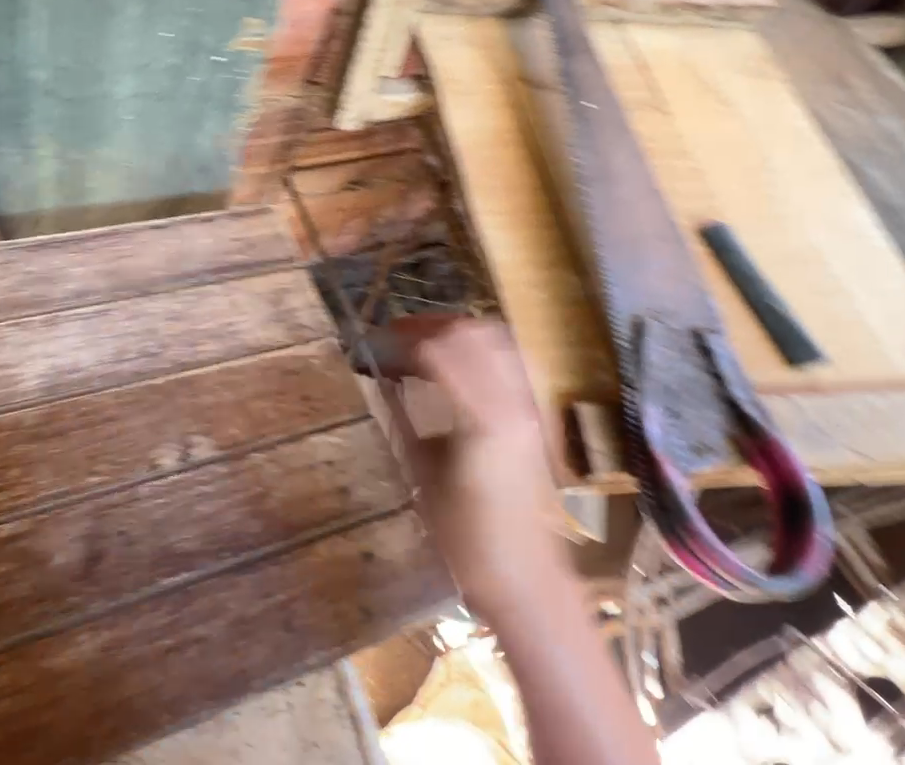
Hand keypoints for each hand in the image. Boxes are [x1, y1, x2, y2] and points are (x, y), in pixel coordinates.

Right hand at [388, 317, 566, 602]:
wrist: (525, 578)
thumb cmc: (466, 539)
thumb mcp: (422, 475)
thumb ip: (403, 417)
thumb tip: (382, 379)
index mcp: (482, 417)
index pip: (438, 349)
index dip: (399, 339)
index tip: (369, 345)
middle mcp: (514, 401)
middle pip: (471, 331)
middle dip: (426, 326)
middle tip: (391, 339)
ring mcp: (531, 407)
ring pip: (496, 339)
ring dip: (454, 332)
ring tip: (419, 345)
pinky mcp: (536, 417)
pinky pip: (508, 361)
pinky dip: (478, 350)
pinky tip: (455, 366)